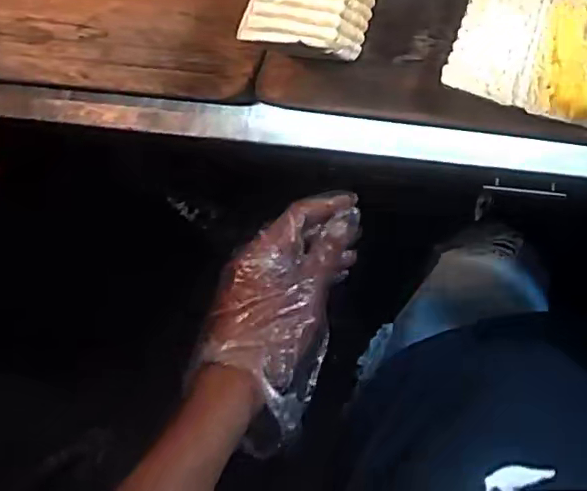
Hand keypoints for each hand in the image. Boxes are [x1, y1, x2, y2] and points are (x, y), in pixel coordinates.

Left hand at [197, 192, 360, 412]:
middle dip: (327, 227)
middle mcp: (253, 256)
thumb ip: (328, 251)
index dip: (329, 204)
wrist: (231, 385)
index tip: (354, 202)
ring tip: (350, 256)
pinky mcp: (249, 298)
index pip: (299, 212)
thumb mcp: (309, 290)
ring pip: (291, 253)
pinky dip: (307, 268)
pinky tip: (327, 277)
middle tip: (356, 229)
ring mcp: (249, 278)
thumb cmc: (273, 334)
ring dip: (320, 250)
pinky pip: (283, 270)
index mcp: (265, 248)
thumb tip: (346, 219)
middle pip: (294, 230)